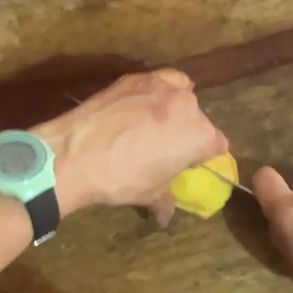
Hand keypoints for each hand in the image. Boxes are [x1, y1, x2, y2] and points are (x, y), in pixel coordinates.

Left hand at [34, 70, 227, 217]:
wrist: (74, 155)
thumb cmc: (119, 179)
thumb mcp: (148, 194)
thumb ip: (165, 200)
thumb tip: (165, 215)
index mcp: (199, 137)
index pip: (217, 145)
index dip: (205, 156)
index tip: (191, 163)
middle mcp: (188, 106)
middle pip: (198, 118)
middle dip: (187, 132)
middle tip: (166, 148)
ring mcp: (161, 87)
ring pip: (181, 94)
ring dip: (174, 107)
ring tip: (155, 123)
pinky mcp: (136, 77)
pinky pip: (159, 80)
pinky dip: (156, 90)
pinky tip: (141, 105)